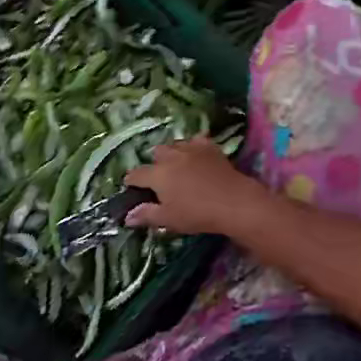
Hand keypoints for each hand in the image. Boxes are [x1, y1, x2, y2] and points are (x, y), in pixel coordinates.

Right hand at [124, 136, 274, 236]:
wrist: (233, 201)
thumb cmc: (197, 213)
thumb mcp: (169, 219)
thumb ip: (147, 215)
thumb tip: (127, 217)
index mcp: (157, 174)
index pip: (136, 174)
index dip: (131, 181)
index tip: (130, 186)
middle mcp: (171, 156)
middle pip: (156, 153)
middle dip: (154, 164)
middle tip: (159, 179)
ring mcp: (191, 148)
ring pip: (174, 144)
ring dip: (172, 153)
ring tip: (176, 166)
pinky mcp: (209, 147)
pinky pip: (196, 141)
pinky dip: (192, 147)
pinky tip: (196, 156)